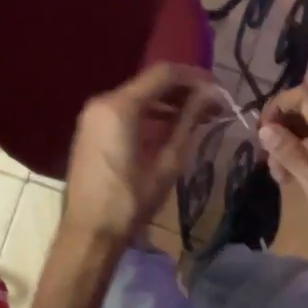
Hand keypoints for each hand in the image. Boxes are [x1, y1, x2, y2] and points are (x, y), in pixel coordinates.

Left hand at [61, 63, 219, 240]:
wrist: (88, 233)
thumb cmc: (129, 202)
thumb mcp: (166, 163)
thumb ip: (188, 122)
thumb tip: (210, 96)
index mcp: (119, 106)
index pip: (163, 74)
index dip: (195, 77)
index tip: (218, 88)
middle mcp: (102, 101)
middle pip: (150, 83)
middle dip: (184, 90)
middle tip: (214, 105)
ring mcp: (94, 115)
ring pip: (138, 96)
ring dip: (168, 102)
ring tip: (200, 116)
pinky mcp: (92, 129)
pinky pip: (125, 110)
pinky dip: (149, 113)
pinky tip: (173, 127)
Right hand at [257, 86, 307, 271]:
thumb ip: (293, 157)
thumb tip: (265, 129)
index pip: (305, 95)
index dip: (278, 105)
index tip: (263, 133)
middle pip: (307, 109)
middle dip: (281, 129)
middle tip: (269, 164)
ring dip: (292, 144)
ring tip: (281, 177)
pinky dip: (306, 151)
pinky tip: (297, 177)